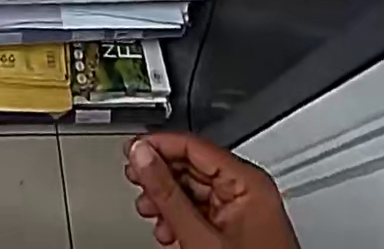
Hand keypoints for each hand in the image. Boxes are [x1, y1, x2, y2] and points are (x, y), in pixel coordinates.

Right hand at [125, 134, 299, 248]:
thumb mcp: (199, 238)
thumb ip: (167, 193)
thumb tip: (142, 155)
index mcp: (248, 183)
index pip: (194, 146)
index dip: (159, 145)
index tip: (133, 150)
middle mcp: (250, 192)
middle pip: (192, 167)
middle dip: (160, 177)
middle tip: (135, 178)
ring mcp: (245, 213)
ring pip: (194, 190)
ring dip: (166, 200)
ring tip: (148, 209)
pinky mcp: (239, 232)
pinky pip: (202, 211)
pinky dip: (180, 217)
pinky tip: (166, 229)